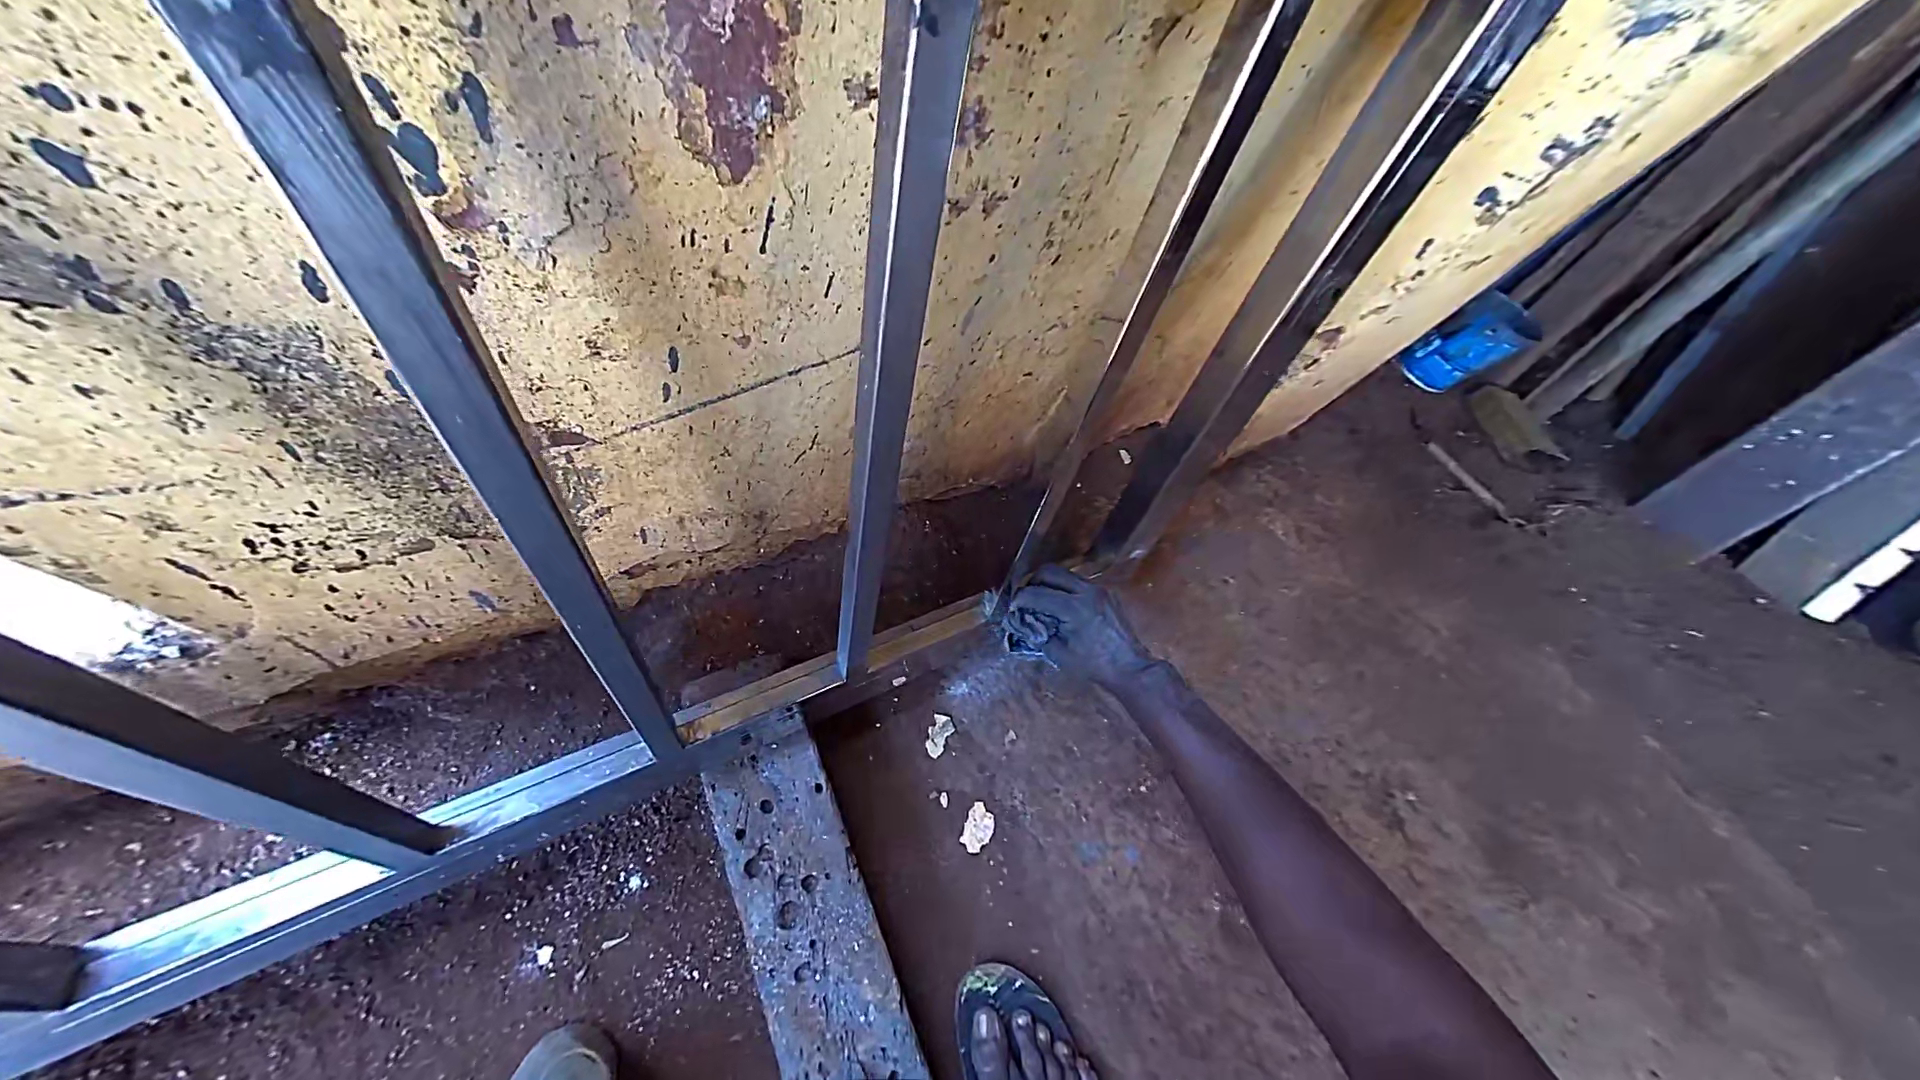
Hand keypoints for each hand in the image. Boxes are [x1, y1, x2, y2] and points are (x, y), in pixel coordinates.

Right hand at [1005, 565, 1158, 689]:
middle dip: (1032, 583)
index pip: (1035, 593)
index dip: (1019, 600)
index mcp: (1073, 608)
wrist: (1130, 667)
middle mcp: (1086, 591)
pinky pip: (1077, 582)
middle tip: (1025, 600)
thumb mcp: (1058, 654)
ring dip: (1048, 584)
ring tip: (1041, 602)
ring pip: (1064, 574)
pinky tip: (1060, 606)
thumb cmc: (1094, 666)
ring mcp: (1098, 589)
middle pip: (1049, 572)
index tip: (1013, 609)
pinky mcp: (1105, 592)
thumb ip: (1038, 633)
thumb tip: (1024, 621)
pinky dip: (1063, 589)